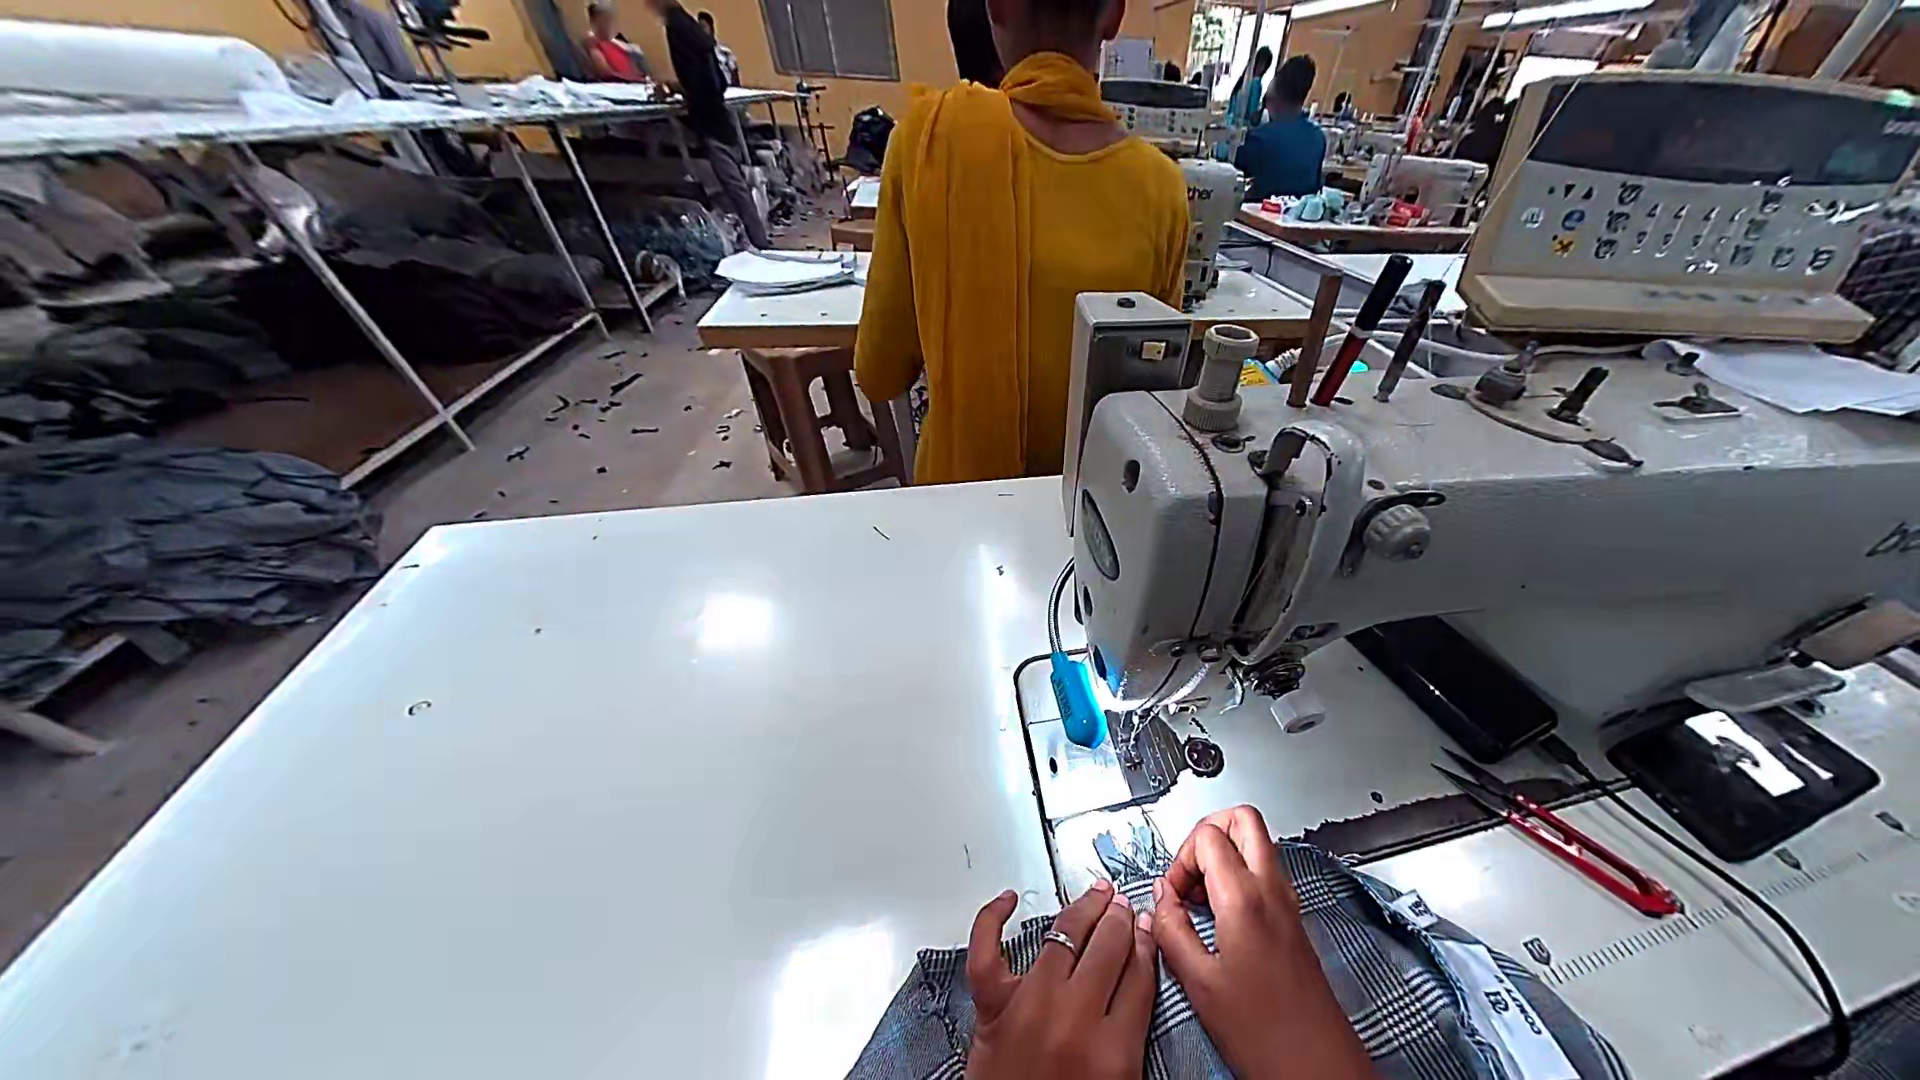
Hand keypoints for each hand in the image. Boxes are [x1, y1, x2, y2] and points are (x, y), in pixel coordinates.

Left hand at [964, 879, 1157, 1078]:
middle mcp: (1074, 1021)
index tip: (1145, 929)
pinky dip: (993, 919)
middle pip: (1108, 949)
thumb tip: (1136, 980)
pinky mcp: (992, 1006)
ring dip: (1083, 909)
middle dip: (1119, 921)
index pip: (1139, 979)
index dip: (1145, 946)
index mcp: (1113, 1054)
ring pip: (1063, 936)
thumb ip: (1130, 1041)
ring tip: (1094, 894)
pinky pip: (988, 950)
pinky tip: (1008, 899)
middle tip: (1122, 906)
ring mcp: (1030, 1006)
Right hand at [1151, 806, 1373, 1079]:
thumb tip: (1160, 897)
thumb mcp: (1199, 982)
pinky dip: (1237, 874)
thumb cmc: (1268, 1037)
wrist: (1322, 1073)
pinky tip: (1220, 911)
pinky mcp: (1293, 920)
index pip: (1207, 835)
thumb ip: (1171, 928)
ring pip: (1255, 841)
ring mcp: (1288, 904)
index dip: (1181, 857)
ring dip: (1223, 851)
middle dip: (1207, 831)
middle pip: (1242, 818)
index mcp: (1245, 900)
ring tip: (1201, 892)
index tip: (1173, 891)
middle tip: (1189, 867)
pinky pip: (1263, 870)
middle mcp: (1272, 892)